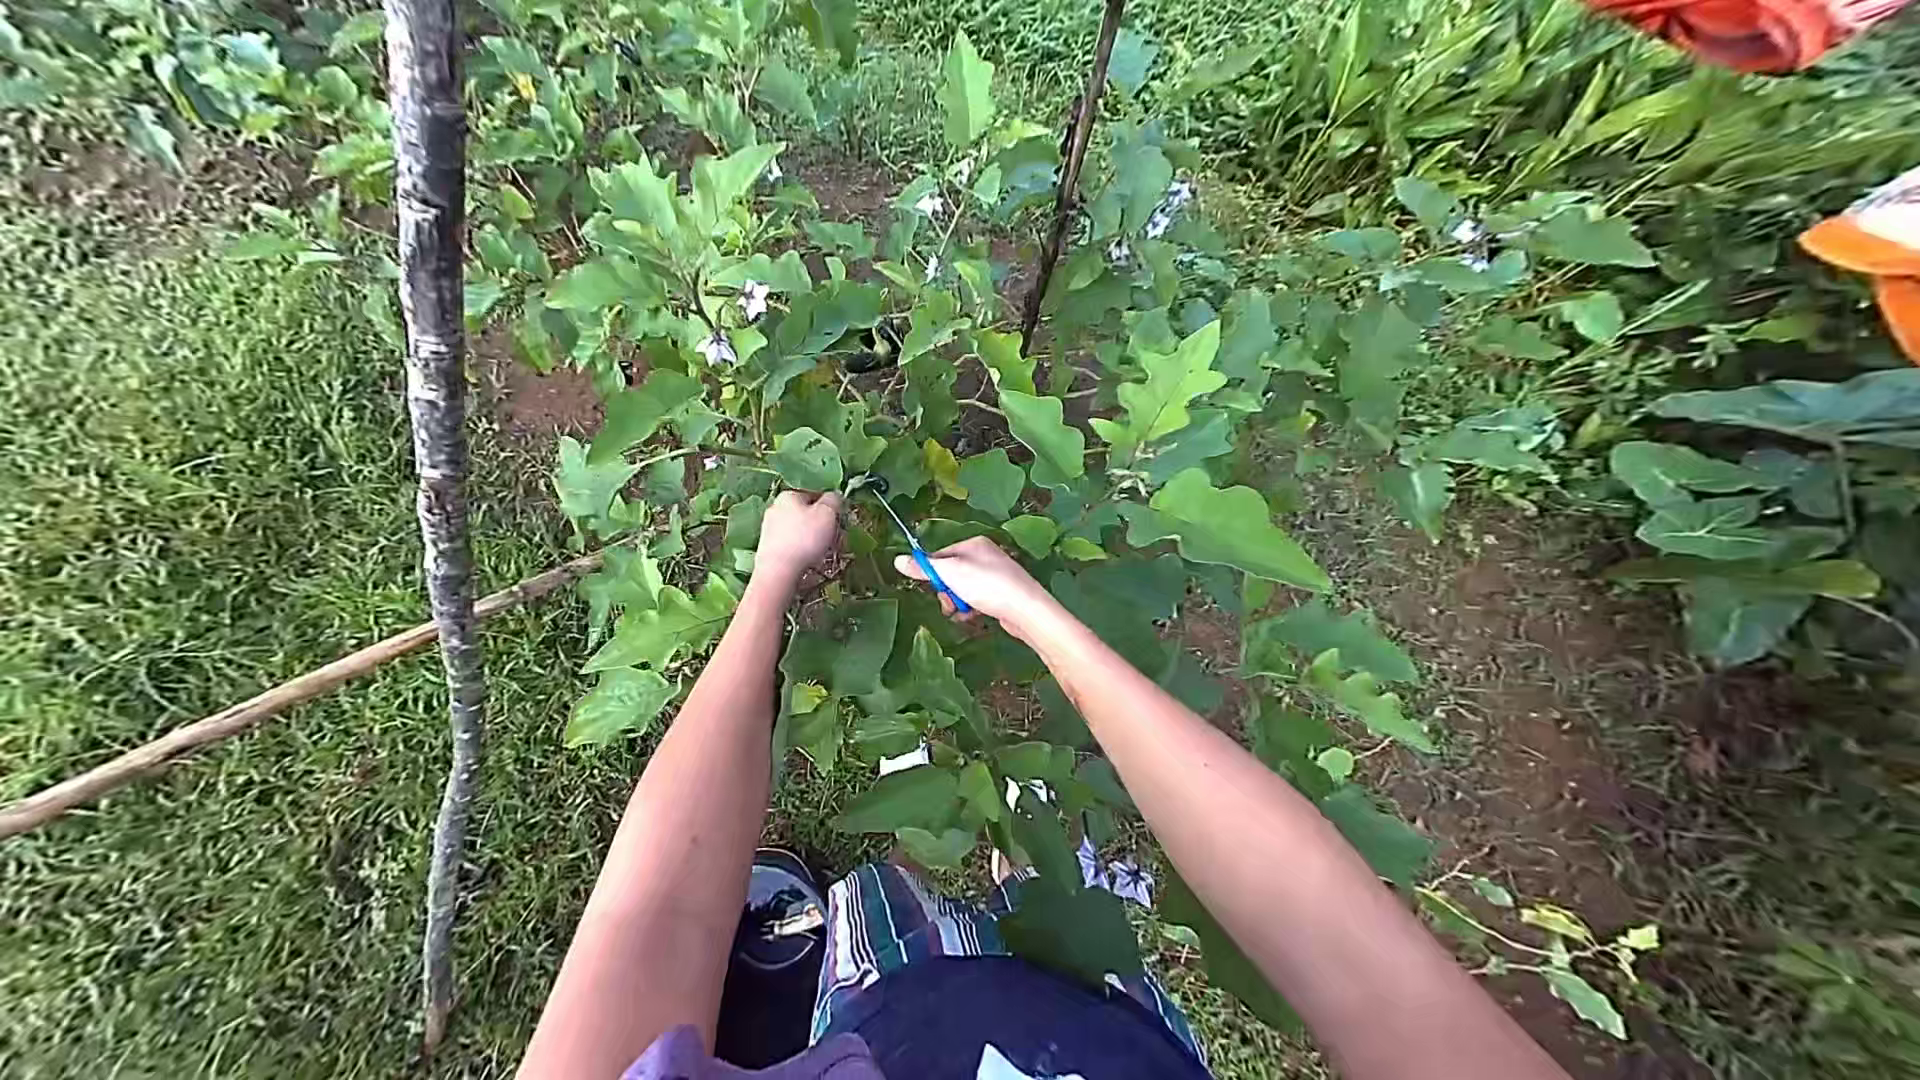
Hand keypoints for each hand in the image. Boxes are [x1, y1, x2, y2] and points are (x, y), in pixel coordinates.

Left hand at [755, 490, 843, 583]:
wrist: (779, 571)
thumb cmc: (805, 538)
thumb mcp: (827, 513)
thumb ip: (834, 500)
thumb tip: (834, 497)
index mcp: (788, 495)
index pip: (815, 494)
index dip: (831, 507)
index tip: (840, 521)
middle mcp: (776, 508)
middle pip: (808, 514)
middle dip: (825, 525)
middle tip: (837, 539)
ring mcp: (770, 529)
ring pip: (802, 530)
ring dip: (817, 539)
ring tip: (827, 552)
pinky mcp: (769, 548)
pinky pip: (793, 544)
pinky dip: (805, 550)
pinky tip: (812, 560)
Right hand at [892, 537, 1065, 643]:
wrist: (1025, 609)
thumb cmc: (987, 585)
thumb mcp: (950, 573)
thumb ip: (924, 567)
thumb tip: (898, 559)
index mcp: (974, 544)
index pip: (941, 555)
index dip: (933, 574)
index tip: (934, 588)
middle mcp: (985, 556)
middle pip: (951, 574)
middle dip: (947, 592)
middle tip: (952, 603)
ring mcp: (995, 575)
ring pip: (962, 589)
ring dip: (958, 603)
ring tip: (964, 612)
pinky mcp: (1001, 594)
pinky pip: (976, 599)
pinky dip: (972, 609)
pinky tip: (975, 616)